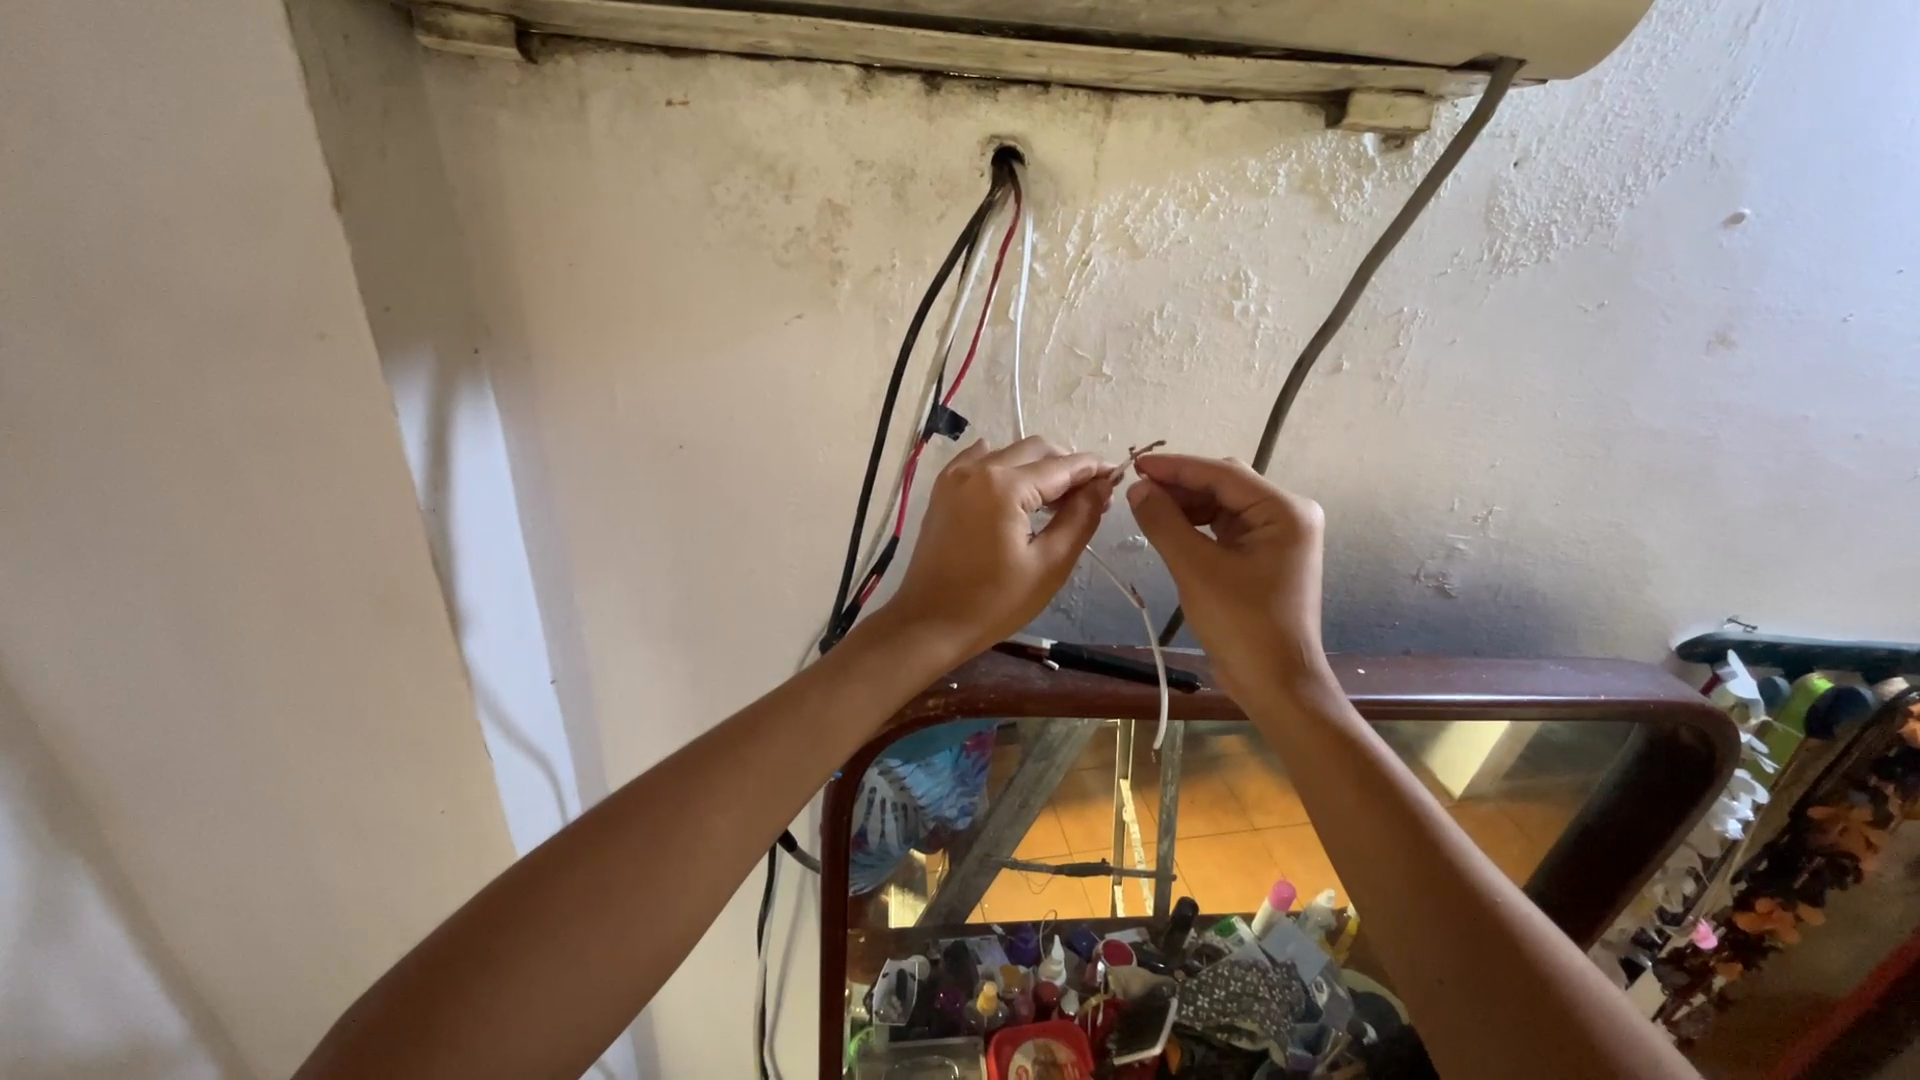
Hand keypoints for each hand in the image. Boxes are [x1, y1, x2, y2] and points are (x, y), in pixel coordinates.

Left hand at [879, 436, 1116, 662]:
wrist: (930, 623)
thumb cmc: (993, 602)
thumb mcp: (1049, 564)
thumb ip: (1080, 518)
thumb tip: (1102, 486)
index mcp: (1006, 486)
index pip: (1063, 466)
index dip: (1094, 470)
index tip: (1117, 478)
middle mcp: (978, 469)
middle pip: (1036, 450)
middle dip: (1067, 467)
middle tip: (1089, 497)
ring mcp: (956, 477)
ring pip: (1008, 453)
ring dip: (1037, 467)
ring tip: (1056, 501)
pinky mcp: (943, 491)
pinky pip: (980, 462)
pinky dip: (1004, 468)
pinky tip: (1015, 490)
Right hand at [1125, 454, 1334, 700]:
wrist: (1274, 682)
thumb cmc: (1241, 624)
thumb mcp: (1196, 569)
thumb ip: (1164, 522)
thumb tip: (1137, 489)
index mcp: (1285, 511)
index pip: (1223, 474)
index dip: (1176, 467)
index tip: (1135, 464)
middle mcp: (1288, 515)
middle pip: (1225, 485)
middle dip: (1180, 485)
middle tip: (1136, 488)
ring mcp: (1278, 537)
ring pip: (1222, 506)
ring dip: (1185, 505)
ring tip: (1146, 507)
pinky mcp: (1264, 556)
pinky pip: (1224, 528)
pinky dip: (1196, 526)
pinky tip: (1168, 528)